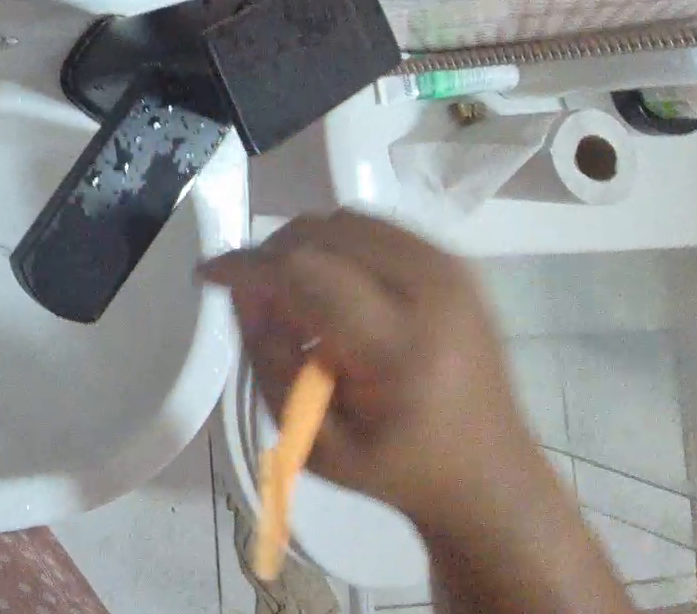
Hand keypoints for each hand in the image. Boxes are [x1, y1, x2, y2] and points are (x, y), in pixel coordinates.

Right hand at [199, 210, 540, 531]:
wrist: (490, 475)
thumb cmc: (393, 464)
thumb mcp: (310, 436)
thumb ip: (266, 356)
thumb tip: (243, 291)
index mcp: (399, 348)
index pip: (301, 272)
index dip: (243, 266)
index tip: (205, 276)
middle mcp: (431, 295)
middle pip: (317, 236)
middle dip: (267, 256)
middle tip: (253, 295)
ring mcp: (449, 272)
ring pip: (339, 221)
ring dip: (298, 246)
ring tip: (291, 290)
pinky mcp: (453, 264)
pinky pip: (368, 225)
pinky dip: (331, 242)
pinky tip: (327, 280)